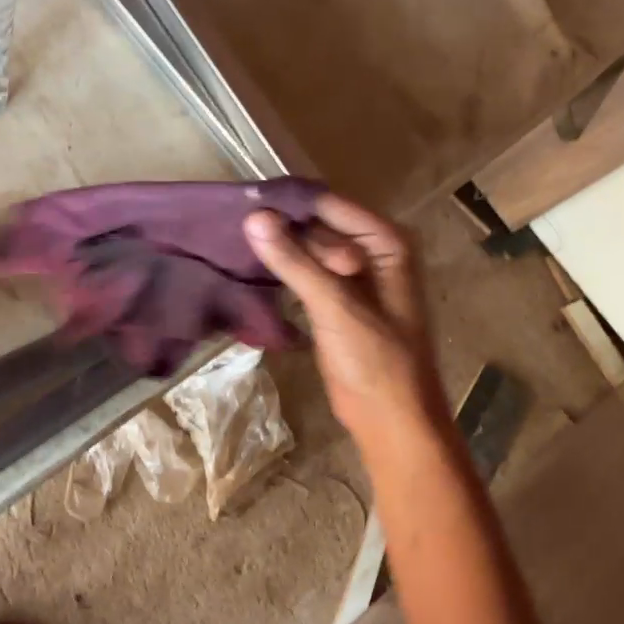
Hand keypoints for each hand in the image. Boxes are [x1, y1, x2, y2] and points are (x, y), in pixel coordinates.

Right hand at [244, 194, 439, 441]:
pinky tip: (249, 266)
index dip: (289, 202)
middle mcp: (372, 252)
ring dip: (278, 247)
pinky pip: (304, 272)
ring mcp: (353, 278)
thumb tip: (253, 218)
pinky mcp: (335, 301)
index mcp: (386, 243)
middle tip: (232, 224)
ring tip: (232, 240)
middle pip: (317, 225)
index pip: (329, 205)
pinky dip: (283, 270)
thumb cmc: (377, 362)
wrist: (392, 422)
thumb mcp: (335, 308)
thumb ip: (295, 262)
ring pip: (307, 249)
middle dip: (280, 225)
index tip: (243, 201)